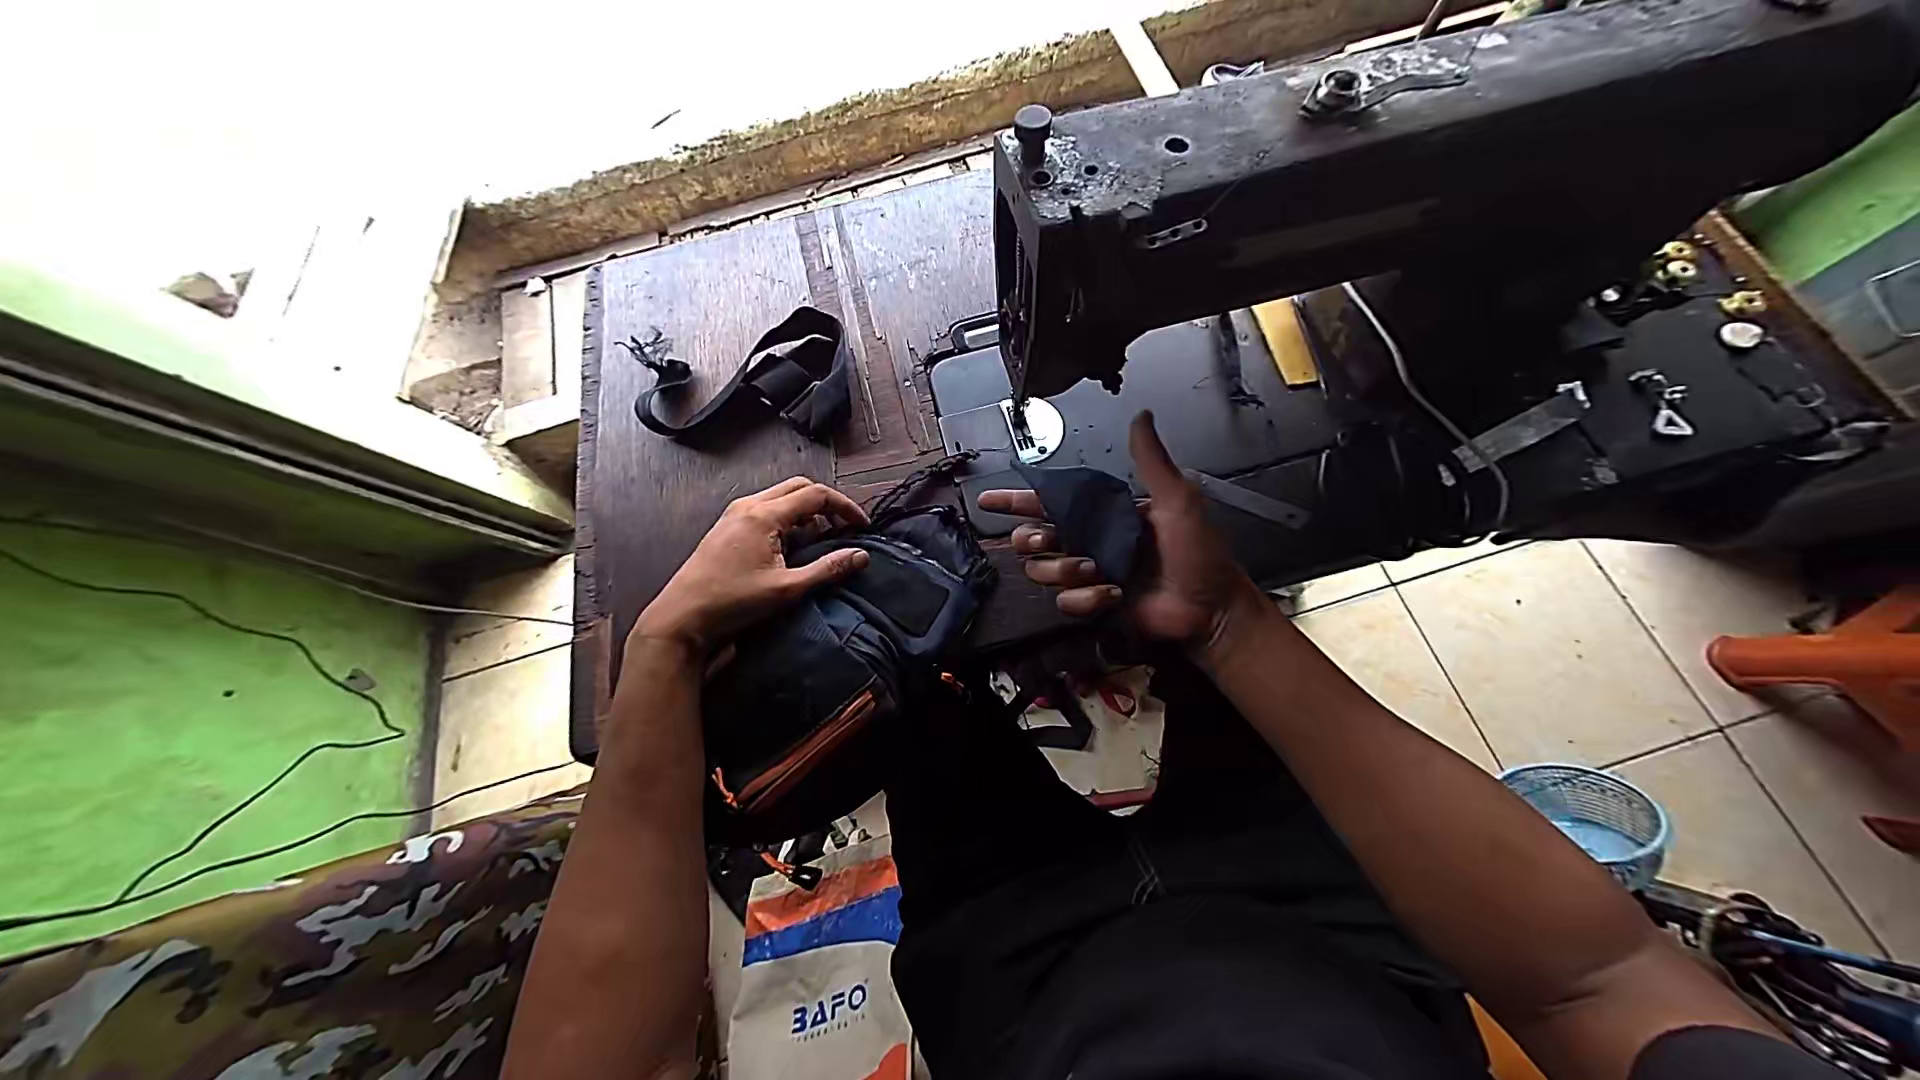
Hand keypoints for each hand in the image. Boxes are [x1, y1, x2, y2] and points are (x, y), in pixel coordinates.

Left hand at [632, 477, 870, 654]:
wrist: (683, 617)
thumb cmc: (732, 602)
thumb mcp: (787, 589)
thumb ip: (827, 569)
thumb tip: (860, 556)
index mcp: (763, 515)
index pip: (816, 495)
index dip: (845, 507)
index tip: (861, 526)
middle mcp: (748, 506)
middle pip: (799, 488)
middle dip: (827, 504)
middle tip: (844, 528)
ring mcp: (735, 515)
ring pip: (781, 498)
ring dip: (806, 512)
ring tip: (821, 539)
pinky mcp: (728, 528)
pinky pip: (766, 510)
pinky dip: (787, 520)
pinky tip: (792, 547)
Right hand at [978, 411, 1271, 657]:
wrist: (1209, 608)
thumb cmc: (1199, 554)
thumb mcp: (1178, 500)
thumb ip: (1152, 460)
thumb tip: (1142, 417)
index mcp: (1103, 513)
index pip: (1049, 501)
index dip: (1015, 500)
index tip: (989, 500)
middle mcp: (1089, 541)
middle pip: (1032, 537)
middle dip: (1033, 538)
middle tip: (1049, 540)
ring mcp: (1088, 573)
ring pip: (1042, 569)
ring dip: (1064, 569)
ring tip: (1097, 569)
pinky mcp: (1092, 601)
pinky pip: (1064, 600)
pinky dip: (1085, 598)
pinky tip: (1111, 593)